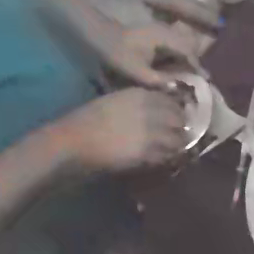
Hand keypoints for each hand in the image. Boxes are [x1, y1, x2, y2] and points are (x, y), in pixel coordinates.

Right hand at [50, 88, 187, 172]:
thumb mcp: (114, 102)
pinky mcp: (148, 153)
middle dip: (180, 128)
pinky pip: (166, 156)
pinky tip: (161, 159)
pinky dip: (167, 158)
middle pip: (179, 119)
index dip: (176, 111)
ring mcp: (151, 132)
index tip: (177, 118)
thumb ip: (136, 104)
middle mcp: (150, 110)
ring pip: (177, 139)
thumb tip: (154, 112)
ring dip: (176, 144)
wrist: (73, 141)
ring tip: (172, 150)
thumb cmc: (86, 120)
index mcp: (140, 94)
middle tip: (178, 136)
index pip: (171, 100)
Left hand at [100, 22, 208, 88]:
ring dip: (187, 61)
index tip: (205, 82)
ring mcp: (161, 32)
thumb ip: (158, 80)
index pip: (188, 52)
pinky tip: (176, 72)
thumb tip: (177, 89)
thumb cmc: (117, 53)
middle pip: (189, 48)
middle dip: (195, 64)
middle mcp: (167, 31)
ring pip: (182, 47)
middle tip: (200, 82)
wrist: (100, 36)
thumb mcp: (137, 71)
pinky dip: (178, 59)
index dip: (197, 67)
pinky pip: (173, 47)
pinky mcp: (156, 36)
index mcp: (165, 37)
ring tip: (191, 79)